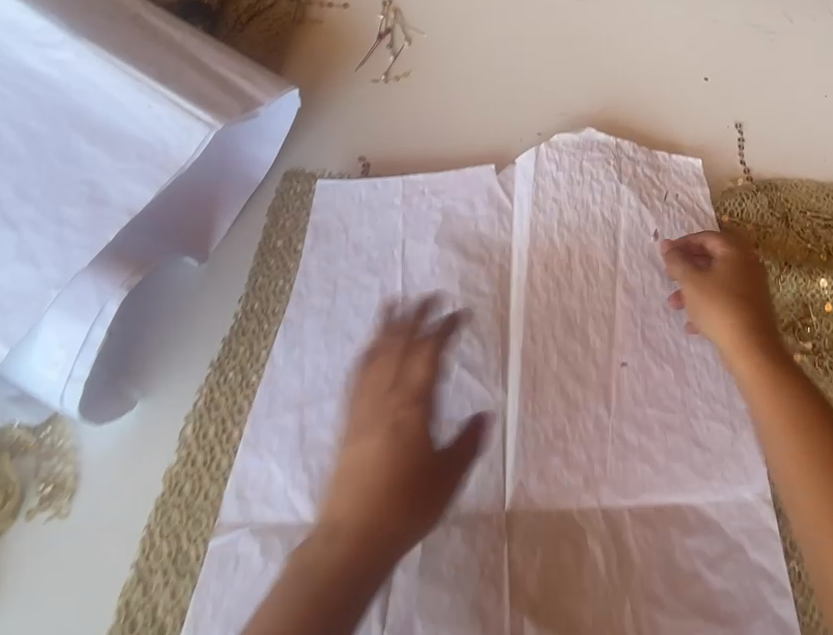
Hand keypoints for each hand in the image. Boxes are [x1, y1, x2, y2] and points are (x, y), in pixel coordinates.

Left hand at [315, 297, 489, 567]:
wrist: (353, 536)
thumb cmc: (407, 506)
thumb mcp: (449, 475)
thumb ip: (467, 441)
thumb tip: (484, 414)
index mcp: (413, 404)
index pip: (429, 353)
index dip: (444, 328)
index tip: (460, 313)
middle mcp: (385, 397)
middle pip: (398, 345)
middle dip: (415, 317)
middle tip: (429, 296)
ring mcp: (362, 408)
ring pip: (375, 355)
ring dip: (387, 327)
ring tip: (395, 305)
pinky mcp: (349, 422)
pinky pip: (358, 375)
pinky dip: (367, 353)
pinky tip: (369, 350)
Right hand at [660, 231, 783, 365]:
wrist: (751, 348)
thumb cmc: (718, 306)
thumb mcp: (691, 281)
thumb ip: (677, 260)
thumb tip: (667, 244)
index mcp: (735, 252)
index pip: (707, 237)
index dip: (684, 243)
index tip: (666, 255)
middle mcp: (747, 265)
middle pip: (712, 259)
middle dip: (687, 269)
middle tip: (669, 277)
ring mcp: (751, 288)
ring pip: (716, 282)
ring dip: (693, 290)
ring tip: (674, 305)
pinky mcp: (751, 308)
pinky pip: (725, 300)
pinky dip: (707, 306)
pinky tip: (692, 325)